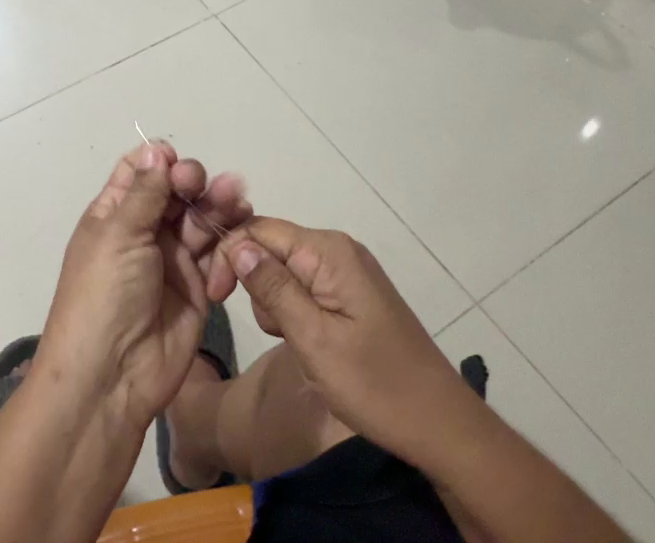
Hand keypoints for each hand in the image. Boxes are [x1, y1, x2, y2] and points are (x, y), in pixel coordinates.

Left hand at [37, 142, 250, 424]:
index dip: (160, 162)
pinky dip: (229, 246)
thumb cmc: (103, 297)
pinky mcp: (199, 288)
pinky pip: (219, 256)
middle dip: (195, 183)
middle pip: (177, 193)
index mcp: (114, 216)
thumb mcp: (118, 237)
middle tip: (205, 186)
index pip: (139, 174)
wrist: (112, 377)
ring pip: (202, 221)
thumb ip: (144, 194)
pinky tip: (236, 243)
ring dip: (219, 208)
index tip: (176, 162)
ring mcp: (172, 261)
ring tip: (238, 201)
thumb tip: (154, 148)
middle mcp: (144, 233)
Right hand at [218, 218, 466, 450]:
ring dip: (276, 306)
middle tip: (274, 331)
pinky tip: (310, 344)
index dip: (229, 257)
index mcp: (328, 252)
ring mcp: (346, 272)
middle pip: (269, 248)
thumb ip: (272, 288)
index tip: (215, 299)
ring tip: (299, 344)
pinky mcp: (351, 295)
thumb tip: (236, 244)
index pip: (258, 229)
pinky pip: (304, 289)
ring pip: (283, 272)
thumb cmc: (374, 384)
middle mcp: (337, 250)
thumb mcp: (313, 338)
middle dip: (256, 286)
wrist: (439, 424)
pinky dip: (295, 314)